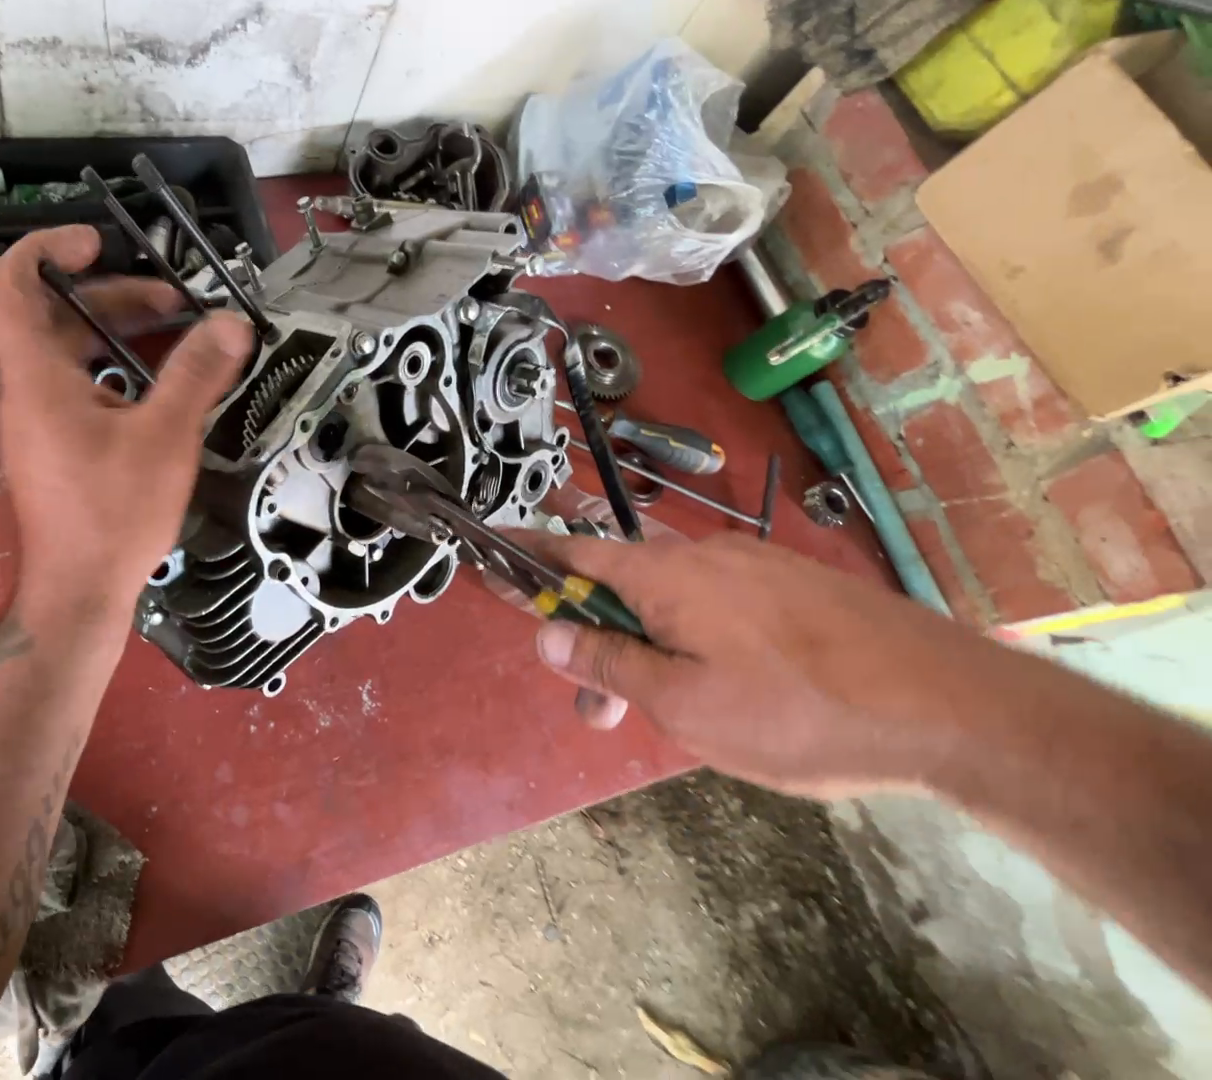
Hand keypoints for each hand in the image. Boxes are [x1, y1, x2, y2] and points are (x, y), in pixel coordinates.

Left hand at [0, 225, 252, 619]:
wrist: (80, 591)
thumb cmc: (114, 515)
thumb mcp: (164, 438)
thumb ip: (196, 375)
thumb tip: (229, 323)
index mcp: (36, 378)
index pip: (11, 284)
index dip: (46, 248)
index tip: (97, 243)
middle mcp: (27, 392)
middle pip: (54, 317)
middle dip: (113, 297)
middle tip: (173, 302)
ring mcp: (38, 422)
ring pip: (70, 355)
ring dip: (119, 336)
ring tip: (178, 337)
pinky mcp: (54, 448)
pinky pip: (78, 388)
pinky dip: (116, 372)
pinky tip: (161, 389)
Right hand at [502, 531, 1023, 797]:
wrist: (958, 711)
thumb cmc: (799, 714)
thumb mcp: (683, 704)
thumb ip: (607, 664)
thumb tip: (545, 632)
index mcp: (667, 576)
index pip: (573, 554)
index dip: (526, 558)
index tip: (489, 556)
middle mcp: (706, 555)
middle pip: (621, 583)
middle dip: (596, 637)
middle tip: (599, 709)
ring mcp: (758, 567)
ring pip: (673, 599)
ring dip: (646, 644)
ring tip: (664, 708)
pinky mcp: (797, 587)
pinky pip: (718, 603)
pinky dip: (692, 638)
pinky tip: (725, 686)